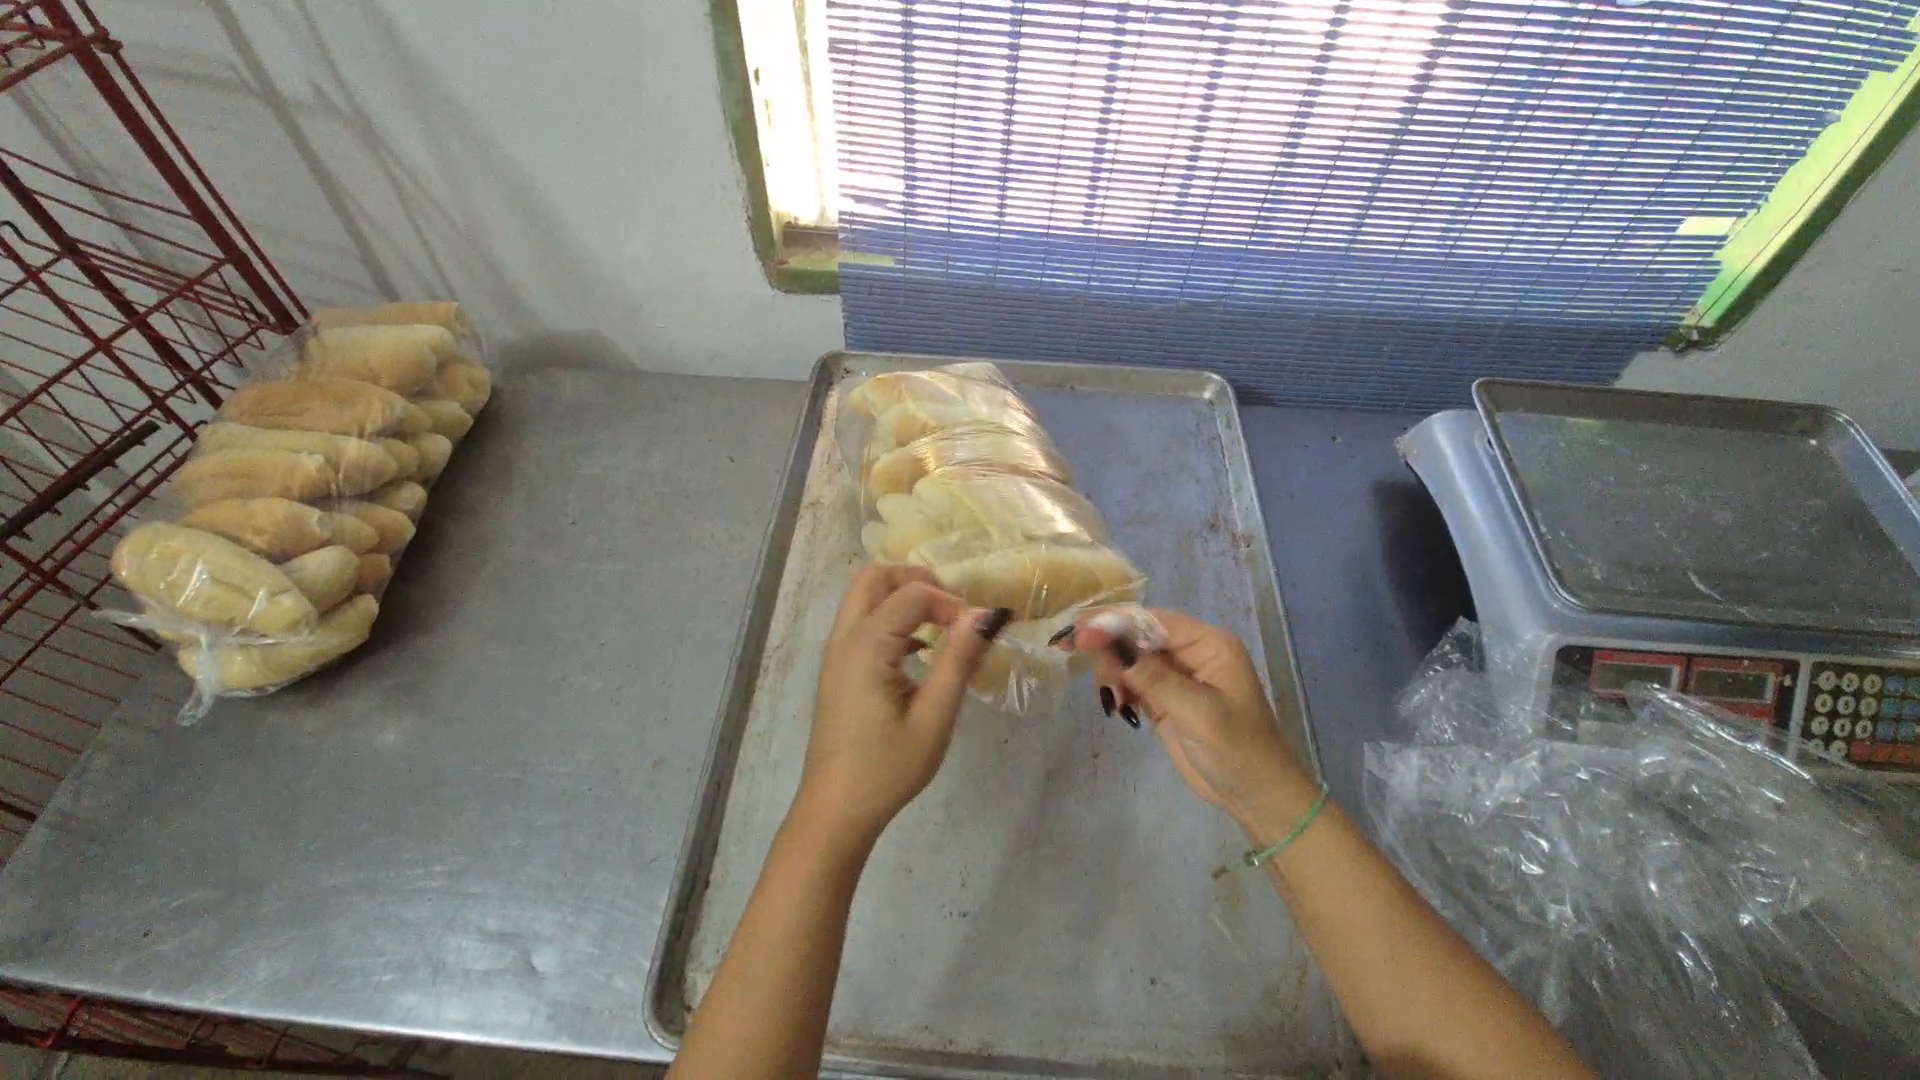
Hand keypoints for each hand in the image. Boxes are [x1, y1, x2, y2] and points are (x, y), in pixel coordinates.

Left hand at [794, 565, 1009, 849]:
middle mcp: (844, 638)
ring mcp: (836, 652)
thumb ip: (958, 660)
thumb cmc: (887, 768)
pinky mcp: (838, 668)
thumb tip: (986, 615)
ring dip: (903, 596)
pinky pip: (862, 621)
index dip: (950, 602)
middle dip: (918, 579)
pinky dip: (891, 617)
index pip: (912, 594)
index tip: (978, 631)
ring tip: (943, 623)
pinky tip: (921, 649)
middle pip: (875, 577)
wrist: (836, 809)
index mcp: (866, 645)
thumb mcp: (934, 717)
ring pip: (864, 596)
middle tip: (954, 606)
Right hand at [1068, 609, 1312, 819]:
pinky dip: (1119, 687)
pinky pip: (1133, 680)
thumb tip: (1107, 643)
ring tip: (1112, 698)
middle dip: (1106, 643)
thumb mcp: (1196, 712)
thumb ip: (1152, 676)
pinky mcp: (1167, 699)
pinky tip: (1117, 705)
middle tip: (1070, 653)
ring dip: (1112, 669)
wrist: (1256, 796)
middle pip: (1137, 634)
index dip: (1114, 623)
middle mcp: (1192, 652)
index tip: (1079, 633)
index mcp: (1209, 644)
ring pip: (1130, 657)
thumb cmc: (1237, 750)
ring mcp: (1178, 676)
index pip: (1153, 620)